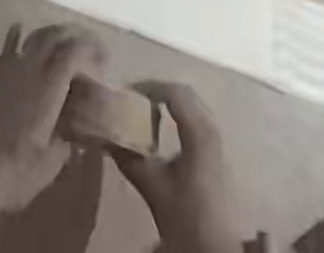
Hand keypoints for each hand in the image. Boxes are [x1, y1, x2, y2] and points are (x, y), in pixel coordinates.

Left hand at [0, 24, 105, 215]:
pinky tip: (18, 27)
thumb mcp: (51, 163)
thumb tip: (73, 135)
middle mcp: (30, 71)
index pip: (74, 51)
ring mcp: (9, 74)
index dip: (92, 47)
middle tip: (90, 46)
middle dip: (76, 34)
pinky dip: (15, 36)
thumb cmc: (15, 172)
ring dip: (52, 33)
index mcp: (48, 87)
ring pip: (34, 38)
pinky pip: (7, 51)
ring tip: (64, 40)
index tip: (105, 59)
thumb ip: (65, 141)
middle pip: (55, 36)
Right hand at [115, 84, 247, 252]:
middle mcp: (211, 128)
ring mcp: (217, 139)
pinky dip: (178, 114)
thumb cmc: (187, 216)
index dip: (149, 86)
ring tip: (144, 109)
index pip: (174, 92)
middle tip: (133, 97)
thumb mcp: (154, 187)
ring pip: (192, 105)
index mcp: (199, 132)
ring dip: (169, 102)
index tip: (127, 90)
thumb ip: (130, 159)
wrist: (216, 248)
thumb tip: (106, 138)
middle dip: (158, 90)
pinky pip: (196, 118)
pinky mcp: (217, 152)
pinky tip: (163, 128)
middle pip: (185, 94)